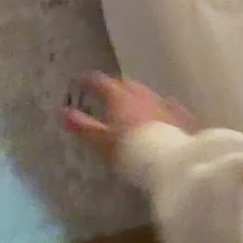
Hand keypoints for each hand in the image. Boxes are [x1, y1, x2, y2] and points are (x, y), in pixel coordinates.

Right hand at [63, 72, 198, 159]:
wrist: (172, 161)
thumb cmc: (130, 150)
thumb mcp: (101, 141)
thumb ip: (82, 125)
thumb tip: (62, 111)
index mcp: (119, 97)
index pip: (101, 81)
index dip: (88, 81)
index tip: (80, 82)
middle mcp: (142, 95)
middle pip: (125, 83)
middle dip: (114, 86)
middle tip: (105, 93)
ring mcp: (163, 103)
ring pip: (146, 93)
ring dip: (136, 95)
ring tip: (131, 104)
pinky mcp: (181, 116)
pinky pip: (167, 106)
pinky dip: (158, 107)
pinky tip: (160, 114)